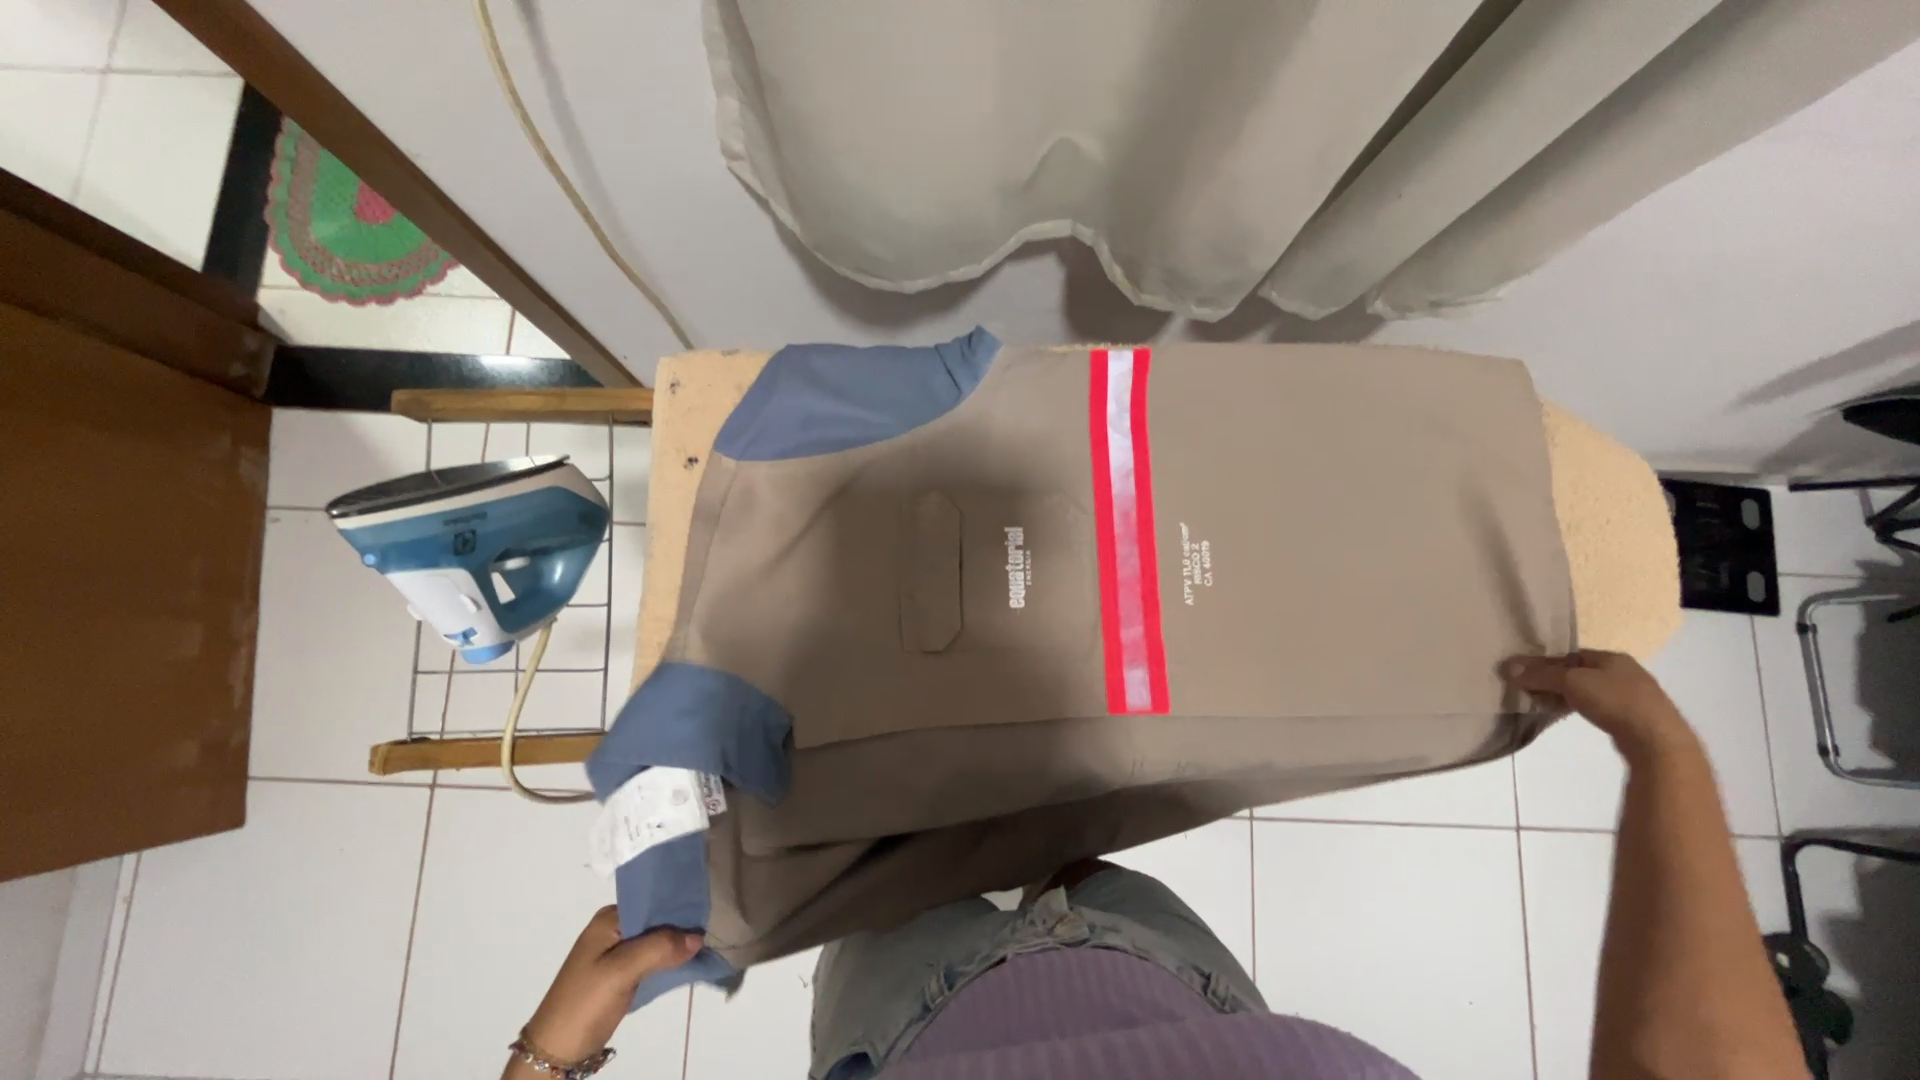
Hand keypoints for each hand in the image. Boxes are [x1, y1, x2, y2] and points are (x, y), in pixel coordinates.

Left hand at [520, 906, 702, 1064]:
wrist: (555, 1052)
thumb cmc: (584, 1003)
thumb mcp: (622, 971)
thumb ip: (659, 948)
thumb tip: (698, 936)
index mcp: (610, 919)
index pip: (653, 900)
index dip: (681, 904)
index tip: (710, 908)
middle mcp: (614, 929)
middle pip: (656, 919)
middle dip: (682, 924)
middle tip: (715, 926)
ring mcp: (617, 953)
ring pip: (657, 939)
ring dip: (678, 943)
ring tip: (710, 942)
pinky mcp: (621, 973)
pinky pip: (653, 958)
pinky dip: (669, 959)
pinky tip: (690, 961)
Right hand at [1502, 650, 1696, 762]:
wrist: (1658, 740)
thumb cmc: (1615, 701)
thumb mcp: (1571, 682)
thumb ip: (1540, 674)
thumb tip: (1508, 667)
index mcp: (1613, 657)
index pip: (1570, 654)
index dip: (1546, 662)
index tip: (1526, 674)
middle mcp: (1626, 671)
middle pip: (1579, 671)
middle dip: (1554, 680)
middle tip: (1531, 690)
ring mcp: (1635, 695)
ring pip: (1590, 690)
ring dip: (1566, 695)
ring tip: (1545, 705)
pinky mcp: (1637, 717)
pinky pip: (1600, 706)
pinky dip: (1582, 708)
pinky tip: (1570, 716)